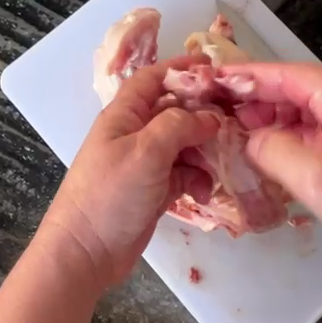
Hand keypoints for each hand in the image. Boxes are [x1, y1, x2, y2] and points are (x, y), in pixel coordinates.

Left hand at [39, 56, 221, 291]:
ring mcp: (145, 163)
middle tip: (236, 123)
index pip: (153, 78)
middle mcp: (135, 134)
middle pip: (176, 111)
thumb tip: (210, 116)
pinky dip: (198, 180)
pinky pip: (184, 174)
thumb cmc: (109, 195)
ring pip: (185, 144)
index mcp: (124, 115)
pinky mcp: (154, 190)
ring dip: (205, 152)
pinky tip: (204, 193)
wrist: (86, 253)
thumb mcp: (145, 151)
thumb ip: (179, 125)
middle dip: (204, 116)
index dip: (181, 69)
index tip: (216, 70)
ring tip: (220, 165)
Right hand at [222, 61, 321, 262]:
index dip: (247, 75)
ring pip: (306, 111)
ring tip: (238, 136)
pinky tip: (270, 153)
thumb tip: (250, 138)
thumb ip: (271, 148)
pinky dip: (292, 137)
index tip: (213, 80)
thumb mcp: (312, 177)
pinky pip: (319, 130)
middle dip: (257, 100)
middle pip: (295, 89)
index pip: (285, 73)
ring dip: (273, 121)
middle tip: (219, 116)